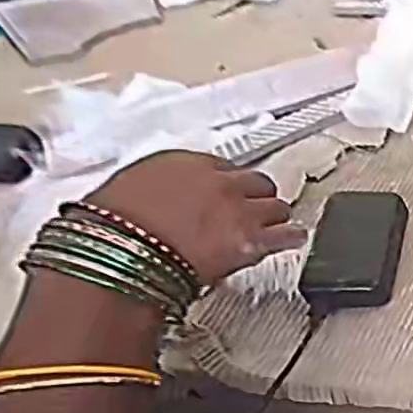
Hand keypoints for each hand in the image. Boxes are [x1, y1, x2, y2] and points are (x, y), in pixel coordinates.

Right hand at [85, 151, 305, 284]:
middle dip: (258, 197)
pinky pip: (288, 235)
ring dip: (275, 217)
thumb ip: (167, 188)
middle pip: (257, 183)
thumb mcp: (135, 188)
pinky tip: (294, 238)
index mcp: (184, 162)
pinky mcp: (253, 239)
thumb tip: (175, 201)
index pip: (225, 167)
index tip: (231, 194)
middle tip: (257, 210)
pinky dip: (292, 237)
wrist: (127, 250)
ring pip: (277, 207)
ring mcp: (240, 209)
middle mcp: (218, 181)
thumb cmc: (118, 226)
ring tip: (274, 226)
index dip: (231, 185)